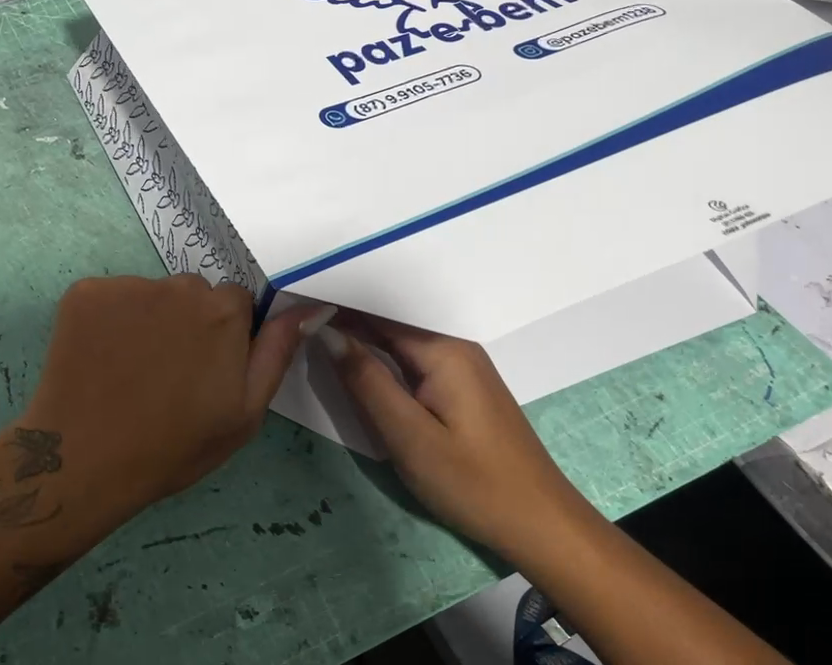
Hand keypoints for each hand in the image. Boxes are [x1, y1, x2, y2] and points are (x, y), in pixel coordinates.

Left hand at [19, 275, 329, 520]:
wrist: (85, 457)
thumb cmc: (174, 445)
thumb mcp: (244, 412)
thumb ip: (276, 351)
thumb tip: (309, 307)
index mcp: (222, 312)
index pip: (235, 303)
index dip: (224, 335)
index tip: (207, 369)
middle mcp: (176, 286)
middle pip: (191, 293)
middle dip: (187, 322)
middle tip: (168, 373)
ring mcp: (125, 286)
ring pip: (148, 294)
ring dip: (146, 319)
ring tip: (131, 370)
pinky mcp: (83, 292)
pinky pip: (107, 298)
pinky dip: (106, 320)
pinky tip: (100, 358)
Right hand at [311, 312, 594, 561]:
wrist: (543, 528)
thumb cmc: (474, 483)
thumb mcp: (408, 435)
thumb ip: (365, 379)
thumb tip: (324, 330)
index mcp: (442, 349)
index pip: (375, 311)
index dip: (332, 304)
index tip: (288, 303)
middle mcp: (453, 347)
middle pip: (386, 321)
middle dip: (341, 319)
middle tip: (290, 319)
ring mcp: (460, 368)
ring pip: (396, 341)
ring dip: (357, 339)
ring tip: (310, 335)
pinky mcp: (460, 389)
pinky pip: (409, 360)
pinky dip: (378, 358)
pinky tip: (353, 365)